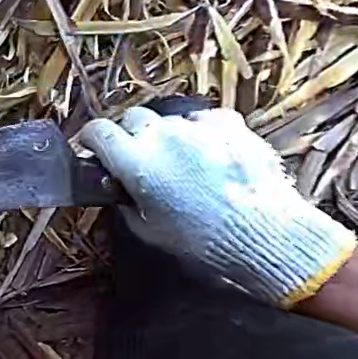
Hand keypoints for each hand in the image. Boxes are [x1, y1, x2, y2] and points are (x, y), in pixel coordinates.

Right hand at [76, 106, 354, 306]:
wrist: (266, 236)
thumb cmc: (203, 241)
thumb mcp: (148, 229)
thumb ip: (126, 200)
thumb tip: (119, 186)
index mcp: (135, 161)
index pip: (97, 130)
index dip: (91, 138)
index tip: (93, 147)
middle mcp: (162, 136)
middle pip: (132, 117)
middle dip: (130, 134)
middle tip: (139, 157)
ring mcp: (196, 126)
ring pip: (169, 119)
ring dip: (167, 135)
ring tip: (181, 161)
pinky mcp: (229, 124)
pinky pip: (204, 120)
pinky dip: (202, 132)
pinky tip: (209, 152)